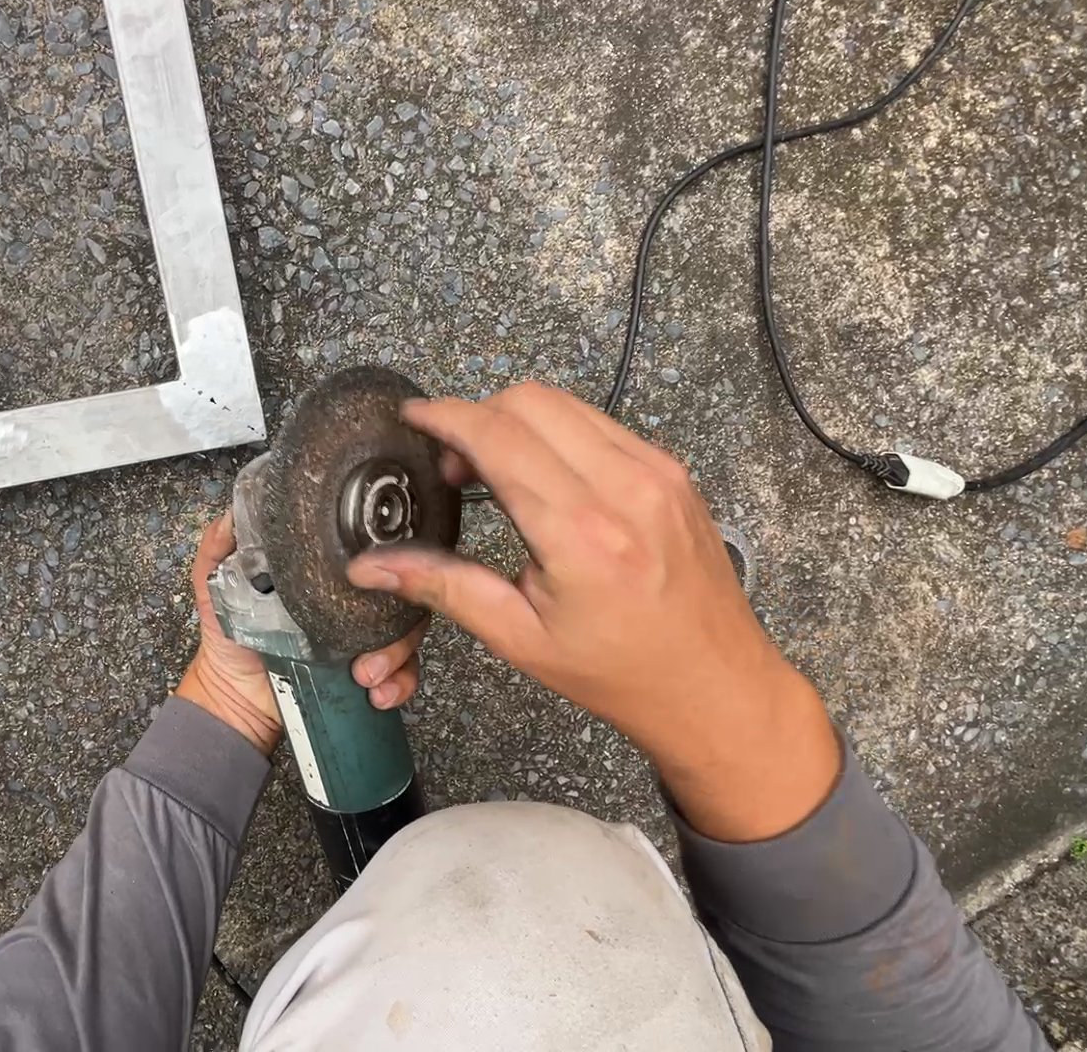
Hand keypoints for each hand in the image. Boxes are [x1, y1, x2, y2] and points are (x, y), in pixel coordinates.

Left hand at [175, 514, 425, 756]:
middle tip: (368, 647)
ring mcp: (365, 635)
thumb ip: (218, 549)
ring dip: (398, 654)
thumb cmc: (228, 635)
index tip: (375, 574)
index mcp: (323, 572)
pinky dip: (401, 681)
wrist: (235, 698)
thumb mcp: (216, 584)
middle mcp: (351, 598)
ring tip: (367, 676)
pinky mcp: (372, 670)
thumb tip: (234, 515)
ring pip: (408, 631)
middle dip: (395, 621)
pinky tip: (379, 693)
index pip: (368, 553)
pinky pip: (406, 671)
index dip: (382, 559)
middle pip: (399, 590)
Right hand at [345, 383, 839, 840]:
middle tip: (453, 467)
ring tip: (492, 471)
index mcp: (581, 534)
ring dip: (515, 420)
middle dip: (476, 417)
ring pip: (565, 403)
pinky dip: (554, 432)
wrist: (716, 685)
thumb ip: (442, 586)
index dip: (446, 417)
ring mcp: (657, 471)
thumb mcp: (518, 637)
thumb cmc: (618, 672)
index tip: (414, 417)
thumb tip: (370, 567)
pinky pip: (598, 422)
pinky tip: (542, 475)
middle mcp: (625, 487)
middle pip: (529, 402)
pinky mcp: (672, 471)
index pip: (499, 438)